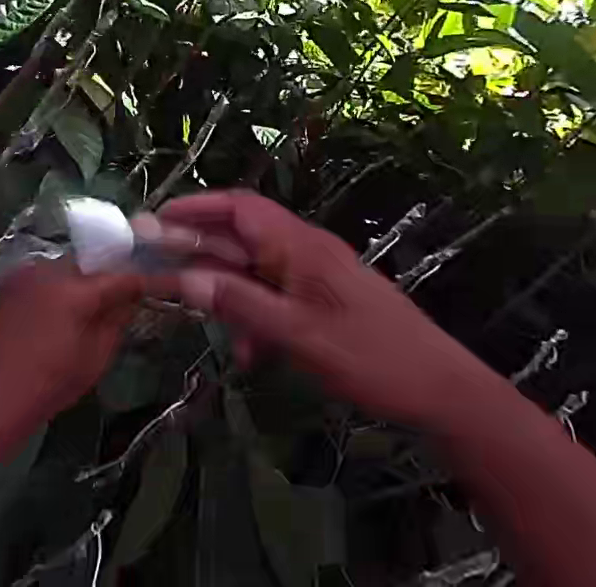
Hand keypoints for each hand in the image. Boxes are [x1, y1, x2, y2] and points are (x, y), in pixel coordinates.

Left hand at [0, 259, 142, 433]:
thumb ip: (117, 321)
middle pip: (89, 265)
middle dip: (104, 279)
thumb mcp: (94, 359)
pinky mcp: (2, 284)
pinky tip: (44, 316)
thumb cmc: (46, 385)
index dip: (142, 280)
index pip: (122, 275)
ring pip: (61, 269)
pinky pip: (36, 278)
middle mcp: (50, 270)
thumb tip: (131, 299)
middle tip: (111, 301)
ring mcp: (22, 274)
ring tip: (74, 311)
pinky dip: (47, 290)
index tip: (156, 284)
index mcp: (77, 289)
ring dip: (73, 283)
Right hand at [157, 190, 494, 428]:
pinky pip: (275, 298)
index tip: (157, 220)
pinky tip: (251, 354)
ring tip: (207, 325)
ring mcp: (314, 275)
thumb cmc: (369, 355)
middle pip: (241, 238)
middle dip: (201, 252)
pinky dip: (256, 318)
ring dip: (229, 295)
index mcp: (298, 245)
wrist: (438, 387)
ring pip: (255, 272)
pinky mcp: (322, 300)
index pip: (239, 207)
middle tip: (158, 269)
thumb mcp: (298, 334)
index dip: (196, 207)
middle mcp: (303, 250)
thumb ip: (240, 305)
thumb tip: (186, 280)